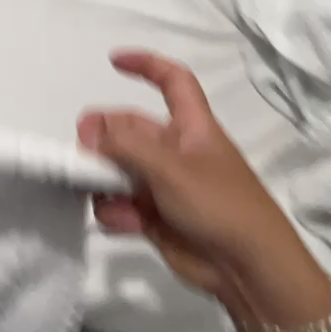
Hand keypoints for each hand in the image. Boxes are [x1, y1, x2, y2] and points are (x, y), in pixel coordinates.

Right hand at [79, 51, 300, 299]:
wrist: (250, 270)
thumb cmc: (219, 205)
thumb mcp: (170, 167)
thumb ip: (125, 145)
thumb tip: (88, 129)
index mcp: (192, 128)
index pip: (173, 81)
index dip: (146, 65)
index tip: (112, 61)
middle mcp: (176, 152)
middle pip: (131, 130)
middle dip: (105, 134)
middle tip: (81, 146)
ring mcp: (164, 186)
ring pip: (120, 169)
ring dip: (102, 176)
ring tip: (92, 187)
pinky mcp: (155, 218)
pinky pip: (121, 205)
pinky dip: (113, 210)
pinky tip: (116, 219)